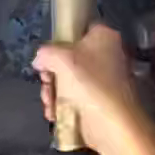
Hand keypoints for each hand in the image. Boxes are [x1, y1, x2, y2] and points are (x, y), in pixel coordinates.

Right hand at [32, 24, 152, 154]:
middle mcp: (108, 55)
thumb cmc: (89, 84)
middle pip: (71, 58)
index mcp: (104, 37)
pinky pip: (77, 99)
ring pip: (71, 81)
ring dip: (54, 93)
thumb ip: (46, 53)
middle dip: (52, 74)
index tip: (47, 56)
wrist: (113, 125)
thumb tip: (41, 59)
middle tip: (47, 83)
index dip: (60, 40)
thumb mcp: (60, 59)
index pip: (80, 29)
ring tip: (50, 104)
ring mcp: (106, 81)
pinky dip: (64, 107)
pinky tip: (55, 115)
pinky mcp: (102, 103)